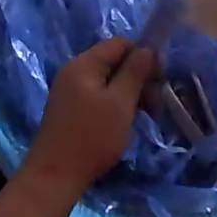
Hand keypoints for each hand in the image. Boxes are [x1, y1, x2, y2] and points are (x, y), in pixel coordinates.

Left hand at [21, 37, 152, 201]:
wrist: (56, 172)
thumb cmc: (92, 136)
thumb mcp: (120, 103)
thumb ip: (134, 73)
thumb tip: (147, 49)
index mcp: (84, 63)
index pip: (119, 44)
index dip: (143, 57)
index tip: (160, 82)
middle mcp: (73, 70)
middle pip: (113, 61)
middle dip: (138, 78)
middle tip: (156, 106)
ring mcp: (69, 88)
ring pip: (107, 80)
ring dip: (129, 93)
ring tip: (146, 116)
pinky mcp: (70, 106)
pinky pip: (97, 94)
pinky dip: (115, 103)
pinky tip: (126, 121)